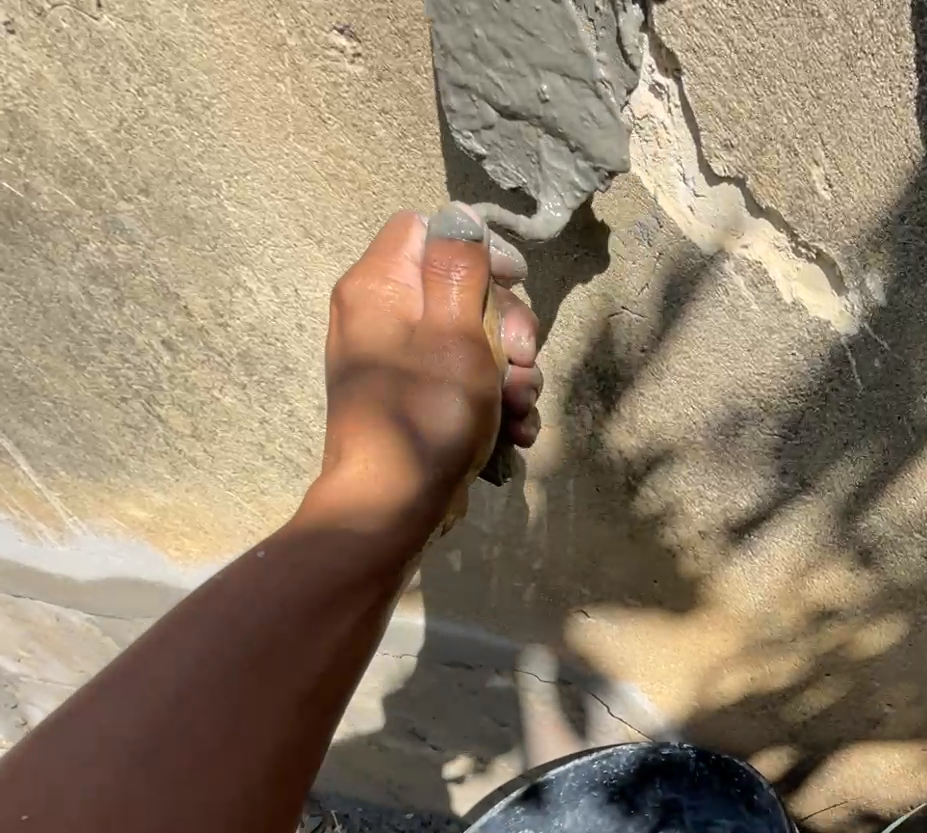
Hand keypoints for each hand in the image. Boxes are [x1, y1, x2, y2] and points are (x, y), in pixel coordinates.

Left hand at [304, 203, 543, 545]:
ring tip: (520, 409)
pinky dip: (502, 404)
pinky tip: (516, 431)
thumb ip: (459, 269)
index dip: (479, 250)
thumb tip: (461, 217)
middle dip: (512, 328)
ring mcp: (408, 361)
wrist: (398, 501)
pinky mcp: (426, 398)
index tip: (516, 282)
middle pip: (466, 291)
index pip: (428, 231)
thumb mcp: (456, 334)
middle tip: (525, 360)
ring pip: (482, 342)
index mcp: (382, 288)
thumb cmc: (427, 412)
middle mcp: (389, 317)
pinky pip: (474, 382)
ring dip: (517, 376)